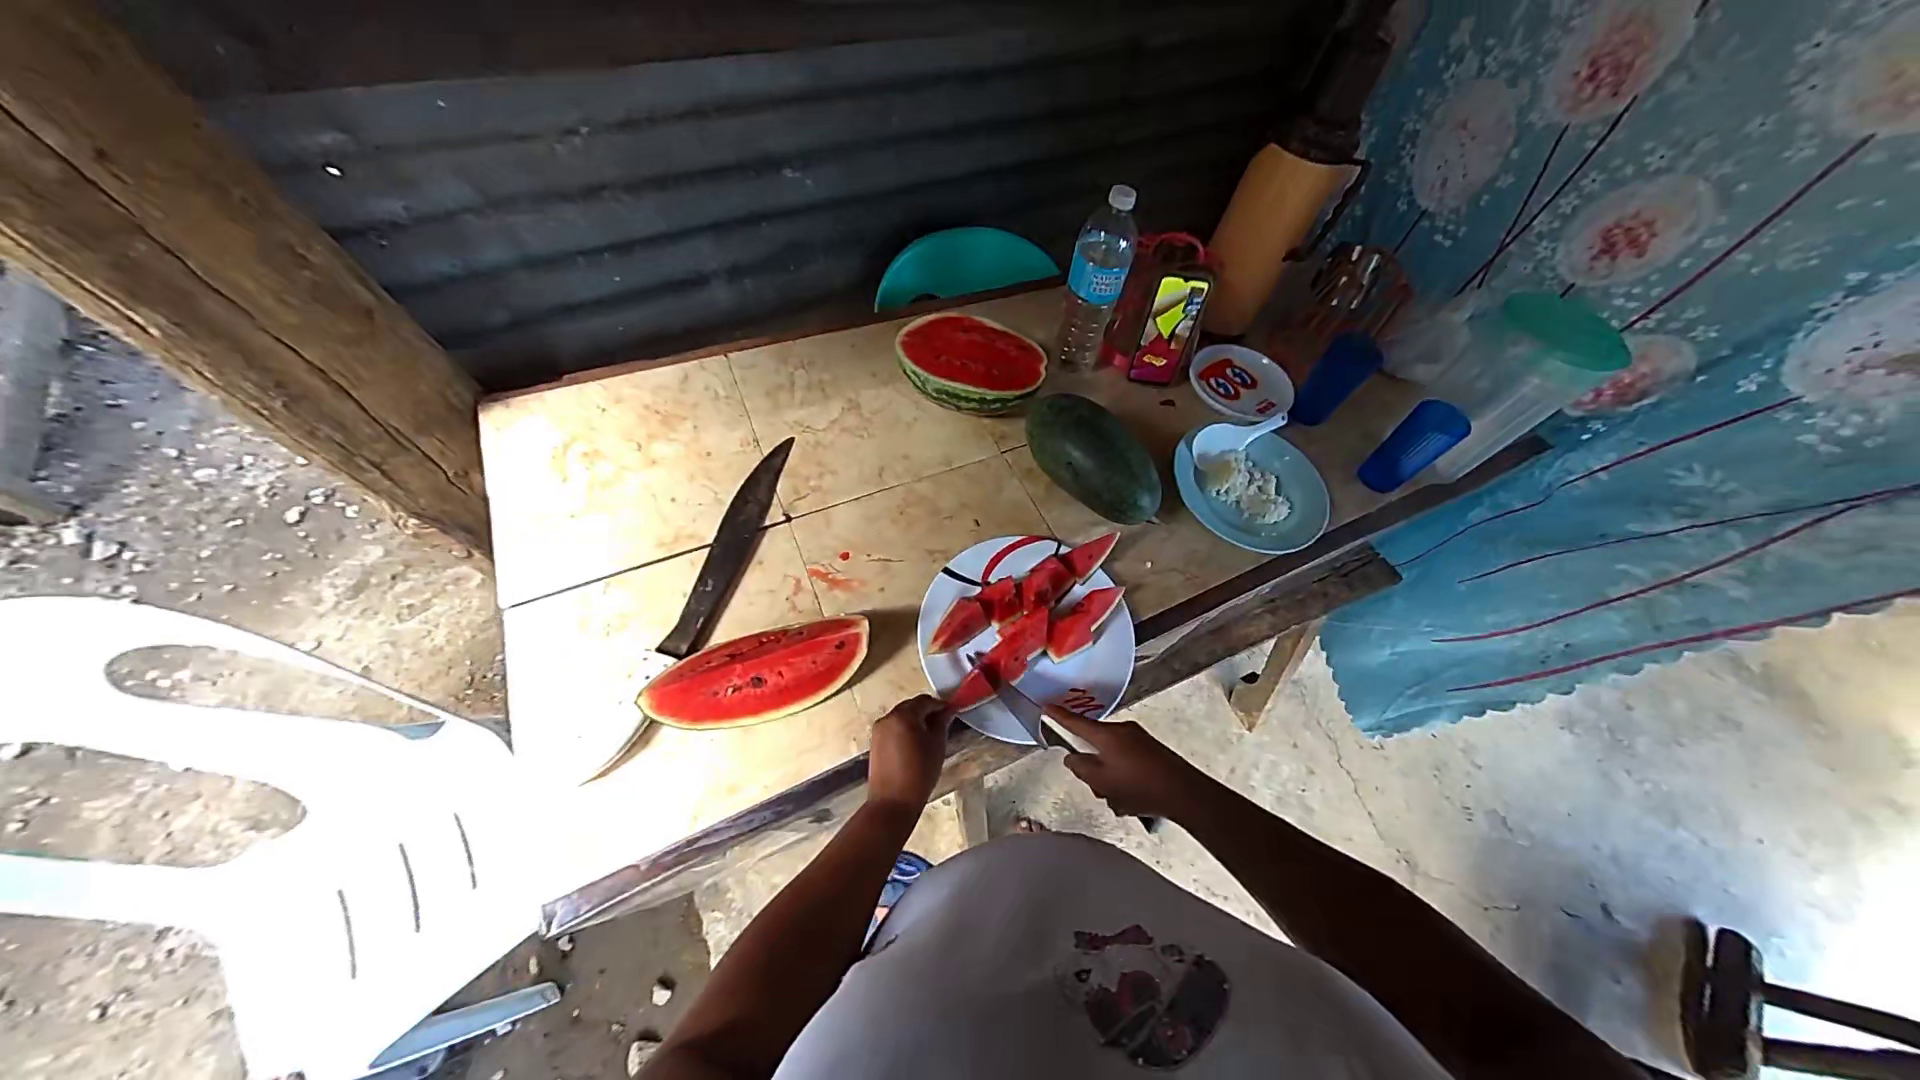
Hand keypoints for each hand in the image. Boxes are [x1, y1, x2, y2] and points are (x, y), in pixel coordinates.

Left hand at [867, 695, 953, 813]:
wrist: (892, 802)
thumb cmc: (920, 773)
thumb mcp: (937, 745)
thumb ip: (942, 723)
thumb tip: (948, 710)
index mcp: (904, 715)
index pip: (925, 701)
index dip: (940, 705)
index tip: (952, 712)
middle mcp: (888, 718)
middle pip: (911, 706)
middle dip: (926, 711)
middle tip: (942, 723)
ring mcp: (878, 730)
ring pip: (901, 717)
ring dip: (915, 720)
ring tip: (929, 736)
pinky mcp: (874, 742)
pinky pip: (893, 728)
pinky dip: (904, 730)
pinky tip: (914, 745)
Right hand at [1047, 706, 1218, 820]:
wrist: (1185, 793)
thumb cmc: (1140, 786)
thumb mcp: (1101, 781)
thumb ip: (1080, 768)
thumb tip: (1072, 758)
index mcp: (1107, 735)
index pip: (1076, 723)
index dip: (1059, 717)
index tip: (1046, 707)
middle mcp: (1123, 732)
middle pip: (1095, 747)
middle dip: (1094, 770)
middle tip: (1101, 789)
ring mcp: (1140, 742)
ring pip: (1111, 759)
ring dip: (1111, 780)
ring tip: (1122, 800)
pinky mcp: (1152, 754)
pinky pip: (1127, 764)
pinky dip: (1125, 781)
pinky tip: (1134, 801)